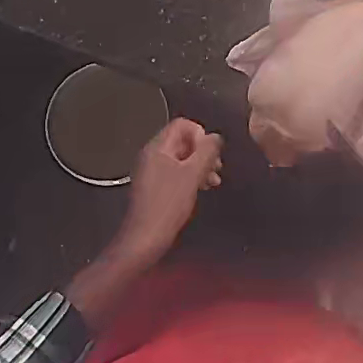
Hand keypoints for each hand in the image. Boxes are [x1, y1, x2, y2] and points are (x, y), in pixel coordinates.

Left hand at [114, 118, 222, 258]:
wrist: (146, 237)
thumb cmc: (168, 205)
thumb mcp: (192, 175)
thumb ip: (207, 152)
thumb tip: (216, 137)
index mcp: (157, 147)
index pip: (182, 125)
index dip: (201, 134)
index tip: (211, 153)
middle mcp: (152, 154)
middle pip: (183, 140)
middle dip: (203, 151)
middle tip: (217, 168)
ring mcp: (152, 170)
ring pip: (182, 157)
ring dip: (200, 165)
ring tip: (213, 181)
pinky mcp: (155, 185)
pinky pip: (176, 171)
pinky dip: (191, 176)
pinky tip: (201, 188)